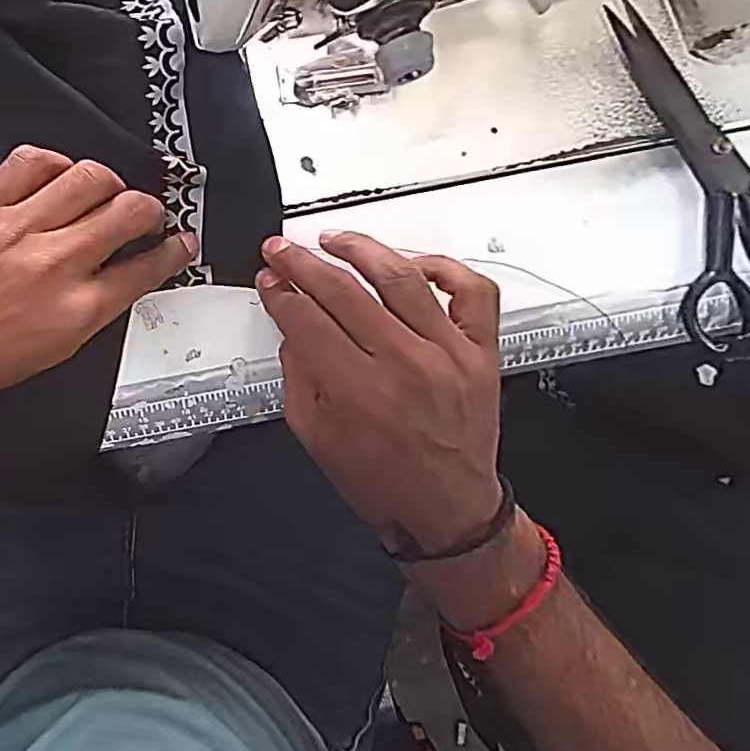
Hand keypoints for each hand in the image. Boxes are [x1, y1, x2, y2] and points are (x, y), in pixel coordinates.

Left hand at [0, 146, 195, 438]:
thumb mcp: (68, 343)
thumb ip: (108, 300)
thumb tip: (139, 265)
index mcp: (78, 309)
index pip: (148, 265)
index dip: (174, 249)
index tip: (180, 241)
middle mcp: (52, 265)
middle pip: (128, 212)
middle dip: (151, 210)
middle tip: (146, 215)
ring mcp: (16, 232)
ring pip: (89, 177)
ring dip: (110, 184)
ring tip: (105, 195)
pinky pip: (30, 161)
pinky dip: (56, 163)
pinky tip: (59, 178)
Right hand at [255, 231, 503, 551]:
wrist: (447, 511)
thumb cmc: (383, 481)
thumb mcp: (315, 435)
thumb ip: (298, 375)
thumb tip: (292, 327)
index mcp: (357, 393)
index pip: (305, 319)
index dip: (279, 292)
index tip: (270, 280)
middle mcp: (404, 367)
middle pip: (342, 291)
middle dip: (301, 263)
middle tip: (283, 250)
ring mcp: (447, 355)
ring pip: (400, 278)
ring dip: (360, 249)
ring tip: (334, 239)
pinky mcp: (480, 353)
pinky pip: (472, 292)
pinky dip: (442, 266)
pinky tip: (411, 261)